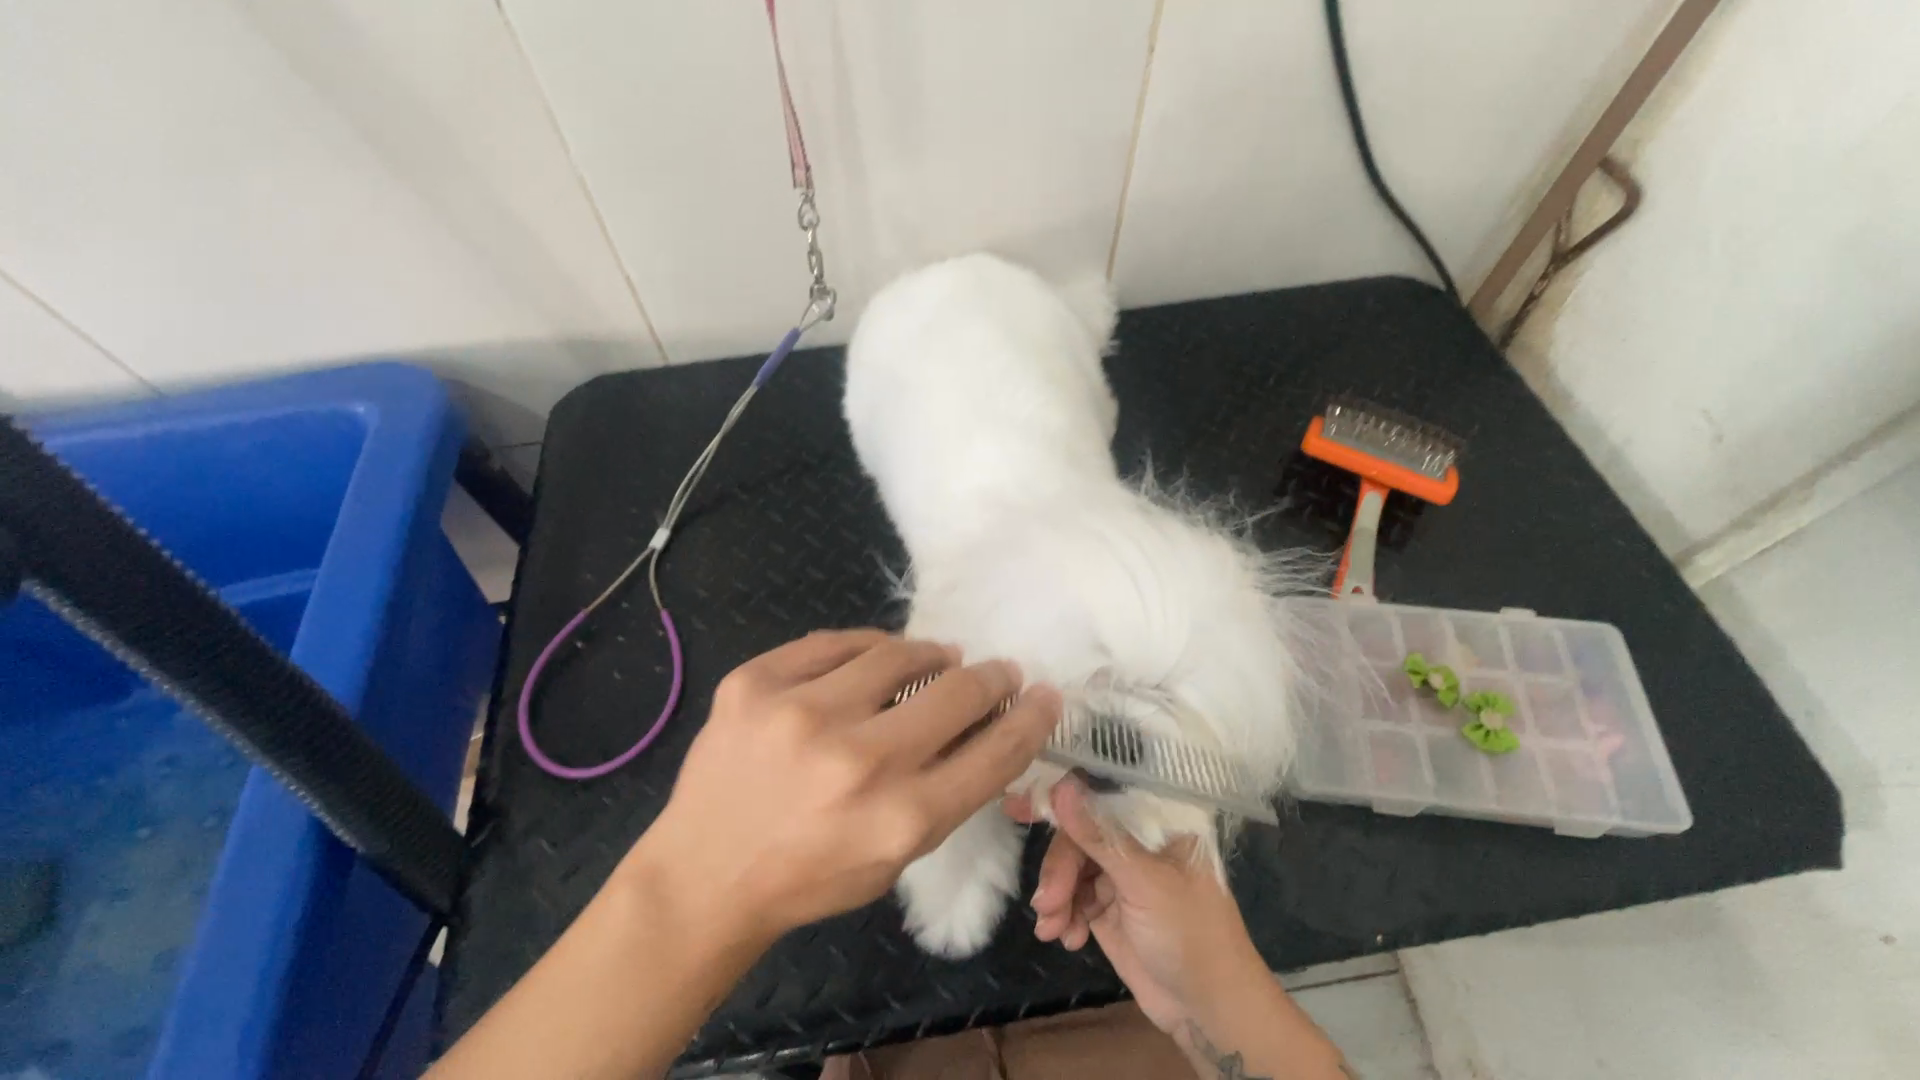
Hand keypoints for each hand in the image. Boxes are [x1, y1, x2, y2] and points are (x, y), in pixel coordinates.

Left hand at [628, 630, 1061, 943]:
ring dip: (929, 654)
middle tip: (995, 671)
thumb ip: (946, 793)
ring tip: (936, 657)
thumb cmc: (811, 876)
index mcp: (902, 818)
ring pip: (895, 653)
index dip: (1031, 717)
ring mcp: (799, 714)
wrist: (704, 876)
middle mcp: (858, 761)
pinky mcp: (753, 684)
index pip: (995, 750)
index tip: (1042, 695)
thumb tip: (986, 723)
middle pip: (956, 693)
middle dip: (990, 677)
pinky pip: (832, 643)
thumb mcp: (895, 857)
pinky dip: (864, 649)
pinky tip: (875, 657)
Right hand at [1005, 777, 1271, 1033]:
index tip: (1017, 805)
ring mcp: (1122, 877)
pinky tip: (1066, 938)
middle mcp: (1138, 844)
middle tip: (1047, 902)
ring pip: (1070, 869)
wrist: (1210, 1009)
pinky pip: (1072, 899)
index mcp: (1157, 824)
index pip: (1101, 796)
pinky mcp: (1108, 910)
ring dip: (1056, 897)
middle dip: (1058, 869)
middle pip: (1078, 836)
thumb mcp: (1143, 882)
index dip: (1060, 798)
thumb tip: (1060, 786)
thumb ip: (1098, 835)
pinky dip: (1063, 916)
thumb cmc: (1191, 934)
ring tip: (1054, 928)